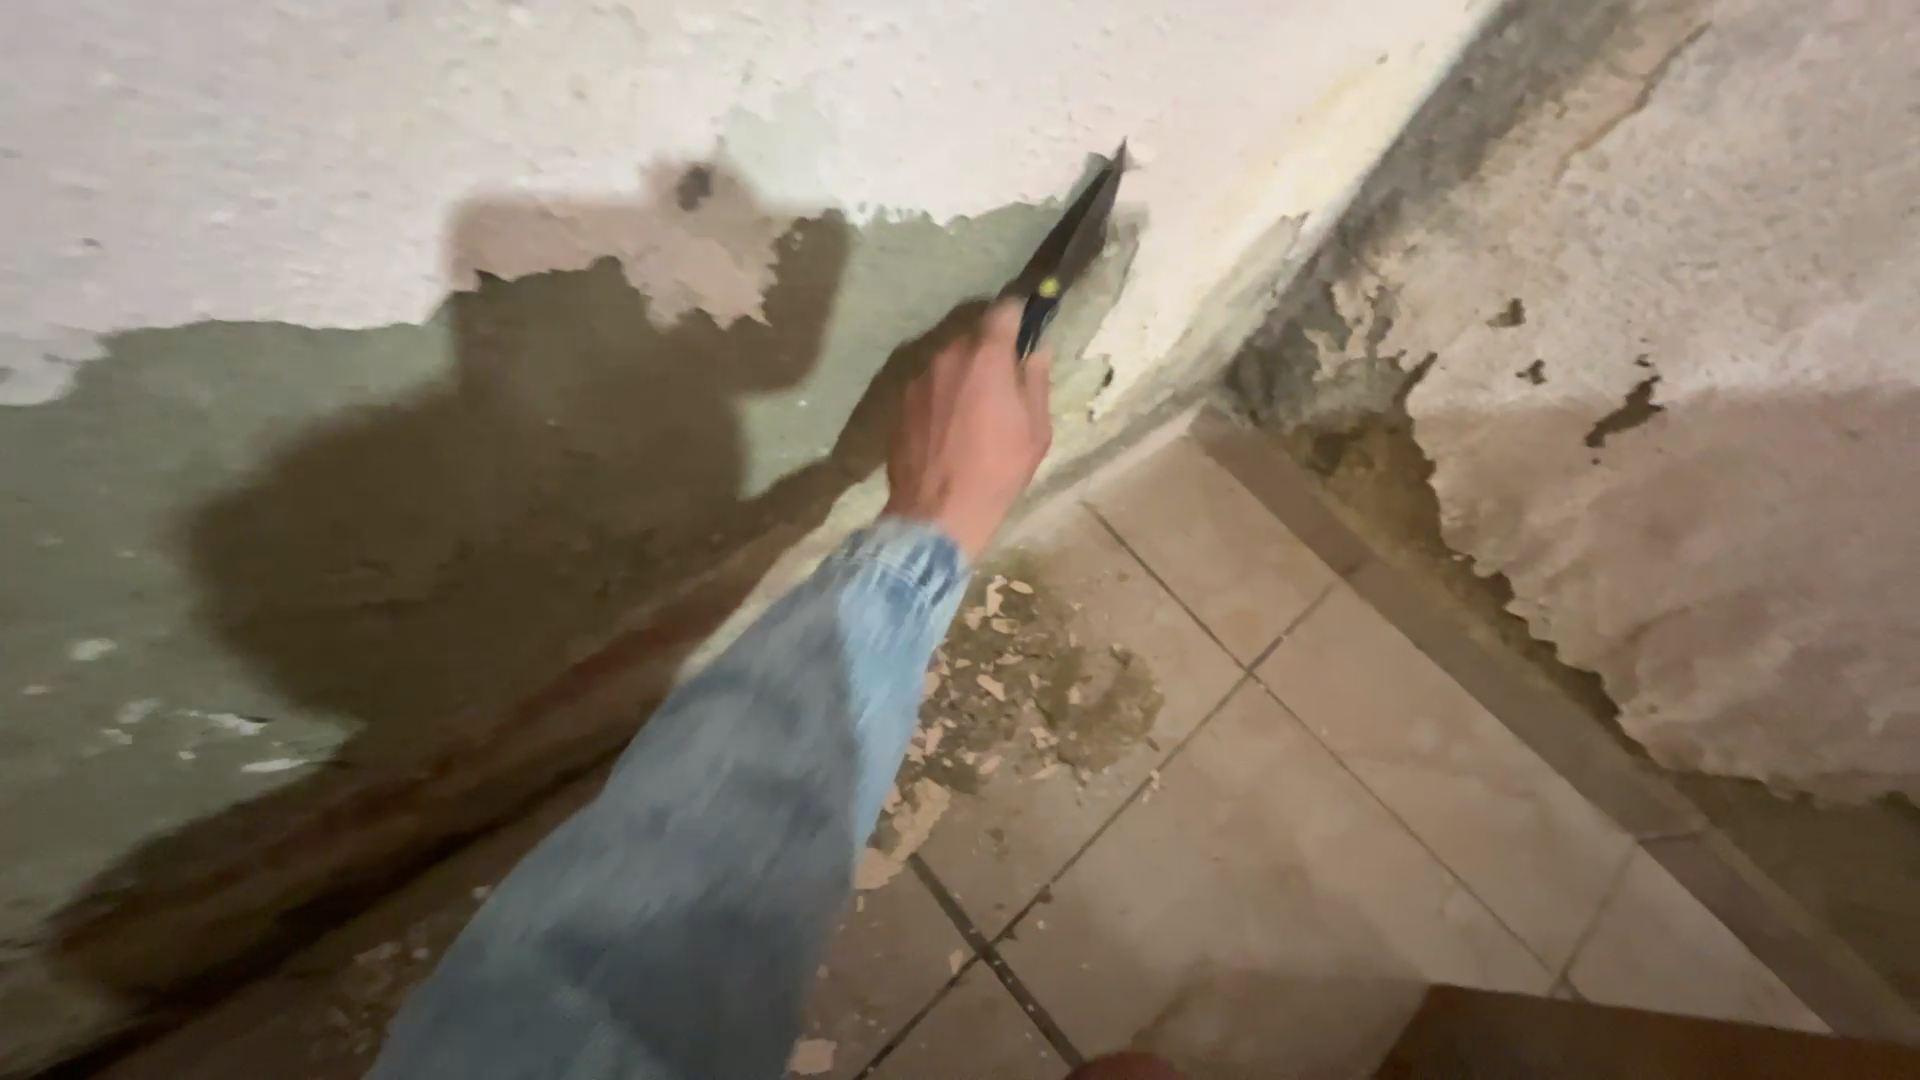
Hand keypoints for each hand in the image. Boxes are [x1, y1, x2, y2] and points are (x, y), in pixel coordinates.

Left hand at [882, 301, 1052, 558]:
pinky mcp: (899, 404)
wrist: (937, 513)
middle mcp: (947, 356)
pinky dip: (940, 398)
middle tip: (1002, 383)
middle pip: (973, 338)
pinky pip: (928, 388)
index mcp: (986, 356)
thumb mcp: (1036, 430)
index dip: (1019, 315)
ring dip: (962, 376)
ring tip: (971, 413)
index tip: (1027, 327)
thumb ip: (1036, 382)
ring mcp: (918, 380)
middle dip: (990, 352)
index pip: (1005, 310)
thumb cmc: (998, 471)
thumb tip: (1037, 351)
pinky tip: (946, 429)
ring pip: (948, 364)